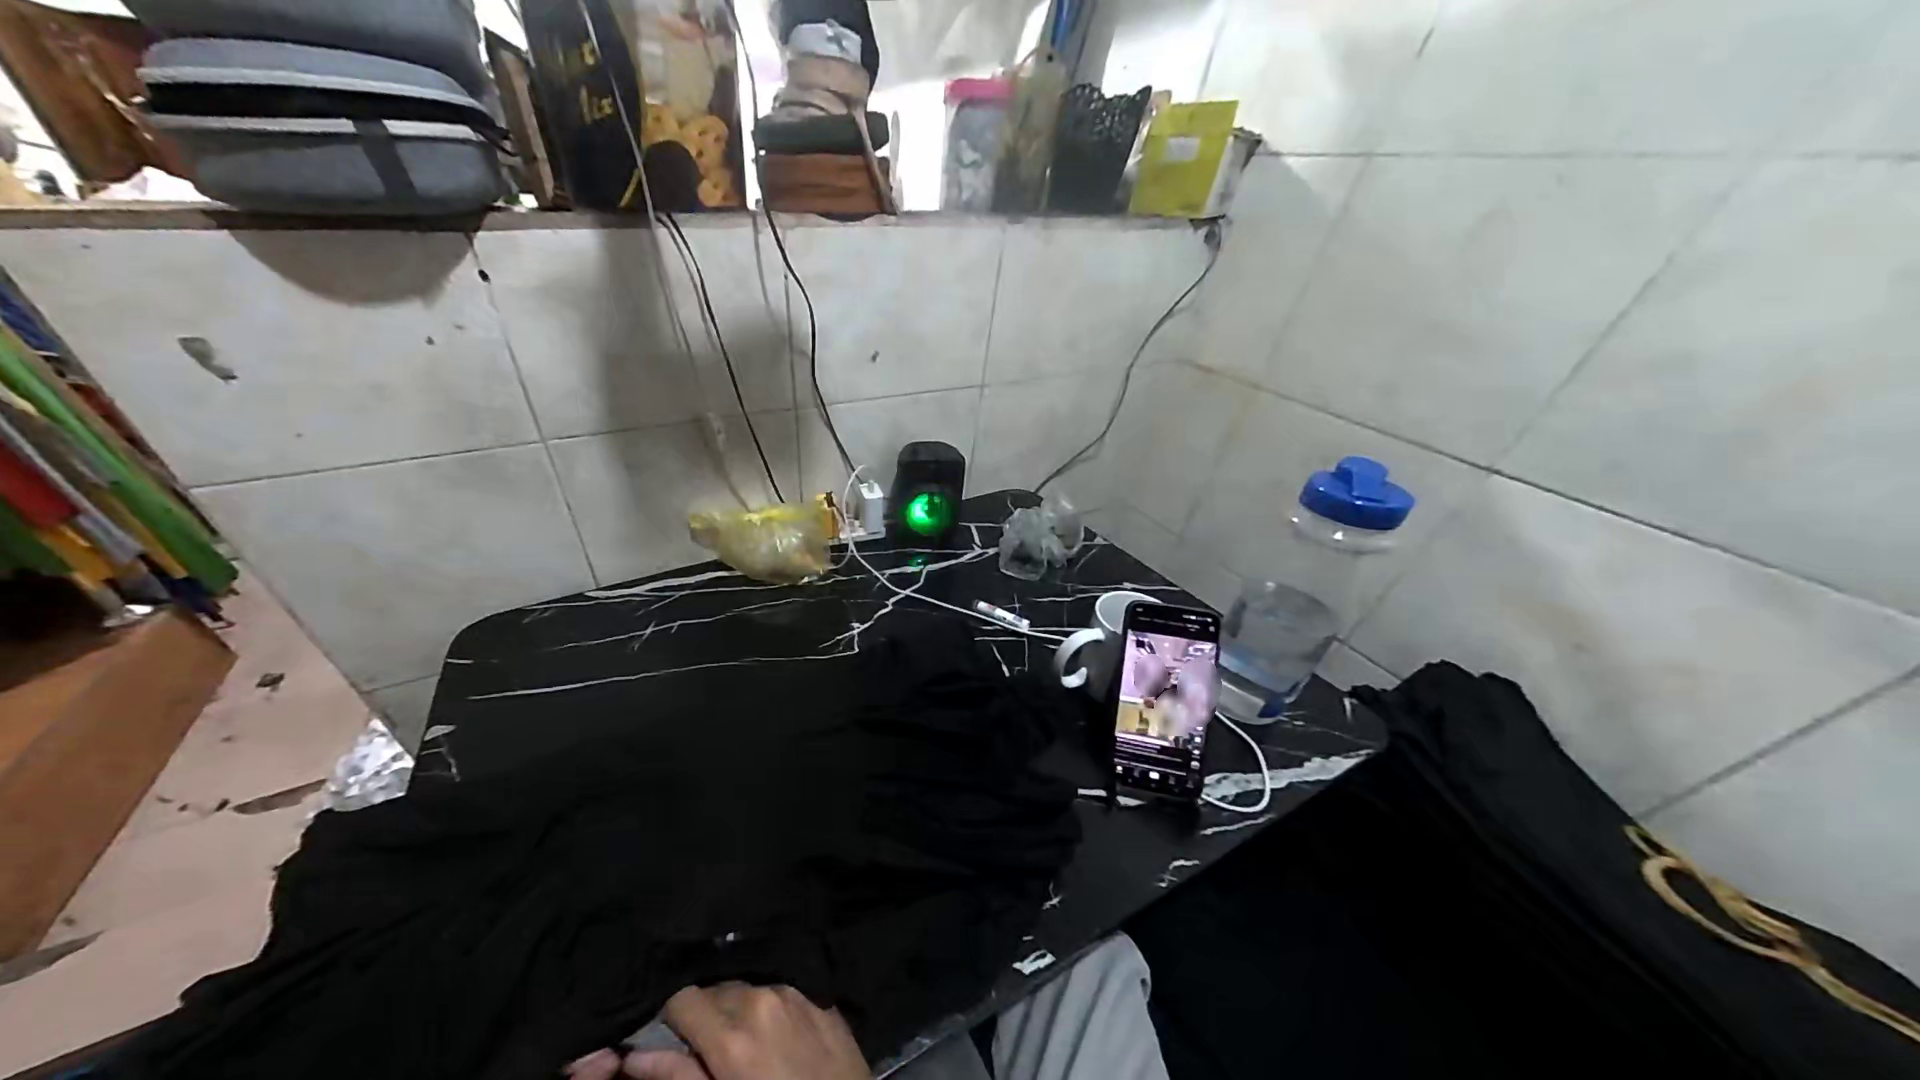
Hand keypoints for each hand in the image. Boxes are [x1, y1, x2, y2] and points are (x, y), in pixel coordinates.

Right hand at [565, 983, 869, 1079]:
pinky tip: (772, 1028)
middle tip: (707, 1047)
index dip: (671, 1016)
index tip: (671, 1036)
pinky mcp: (816, 992)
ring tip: (742, 1039)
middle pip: (714, 989)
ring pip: (746, 985)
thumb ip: (680, 1077)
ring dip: (735, 1006)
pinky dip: (765, 1002)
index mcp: (732, 1036)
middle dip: (704, 1013)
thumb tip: (634, 1056)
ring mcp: (792, 991)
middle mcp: (760, 1000)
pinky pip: (777, 986)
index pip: (682, 997)